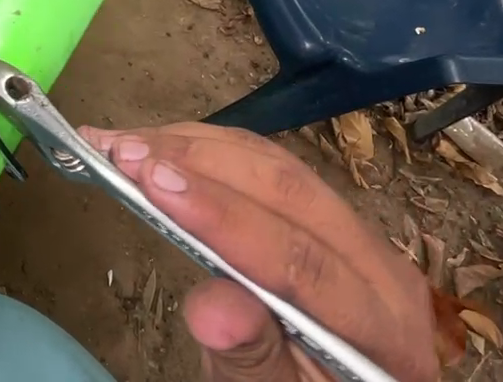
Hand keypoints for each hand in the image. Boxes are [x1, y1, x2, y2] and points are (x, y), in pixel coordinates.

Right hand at [80, 123, 436, 381]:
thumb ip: (251, 363)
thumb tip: (210, 307)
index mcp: (384, 331)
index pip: (300, 260)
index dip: (221, 215)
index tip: (149, 181)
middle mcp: (380, 267)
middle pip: (288, 193)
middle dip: (195, 163)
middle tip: (120, 151)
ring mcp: (351, 232)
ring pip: (270, 164)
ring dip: (188, 146)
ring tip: (118, 143)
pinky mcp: (317, 210)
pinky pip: (260, 162)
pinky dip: (199, 148)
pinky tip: (152, 145)